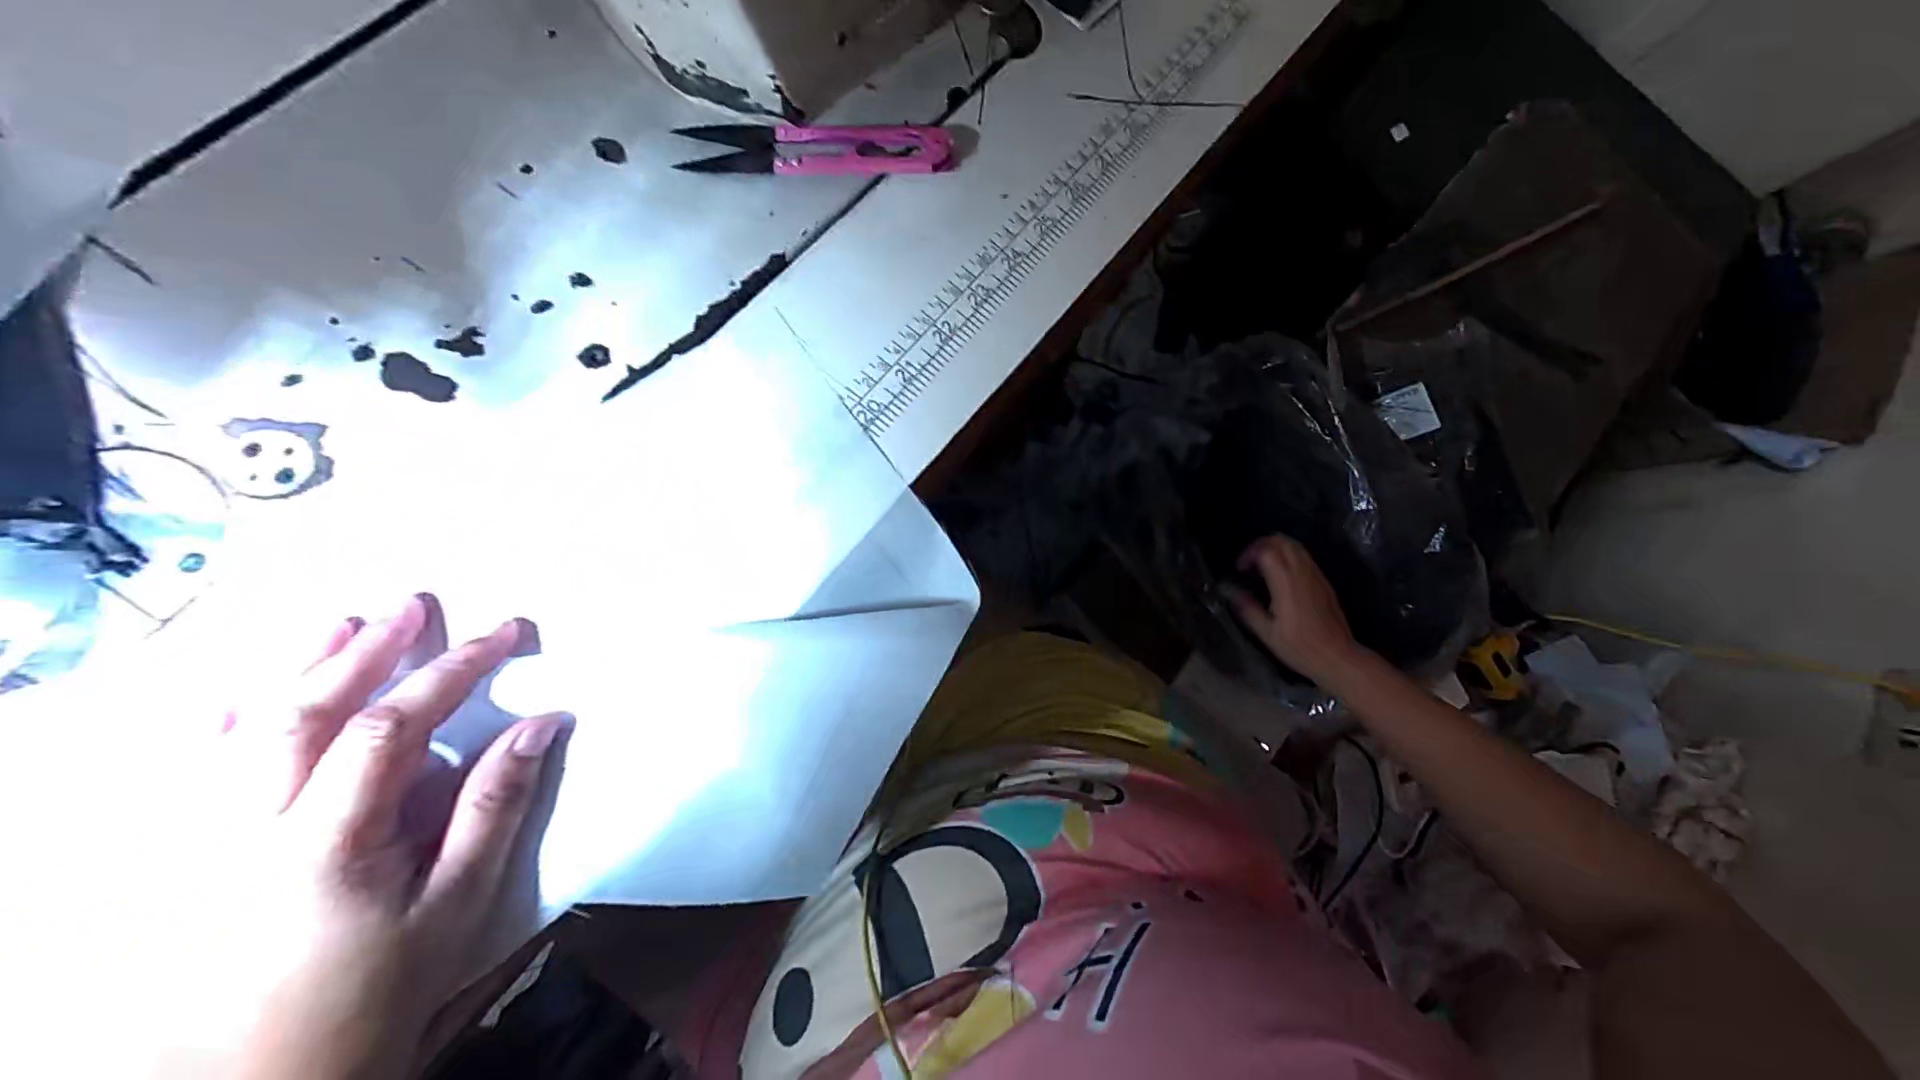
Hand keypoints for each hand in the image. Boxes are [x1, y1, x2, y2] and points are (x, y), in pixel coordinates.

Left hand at [174, 595, 568, 1079]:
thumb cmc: (373, 998)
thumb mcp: (456, 906)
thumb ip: (495, 807)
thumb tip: (540, 725)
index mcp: (325, 845)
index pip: (389, 728)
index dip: (451, 671)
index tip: (503, 634)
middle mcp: (249, 834)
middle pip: (305, 715)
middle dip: (367, 653)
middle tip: (413, 607)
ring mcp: (203, 848)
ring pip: (242, 737)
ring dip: (298, 671)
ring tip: (345, 624)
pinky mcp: (181, 867)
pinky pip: (191, 779)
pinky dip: (222, 726)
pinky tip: (244, 698)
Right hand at [1222, 534, 1366, 684]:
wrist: (1338, 658)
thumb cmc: (1299, 649)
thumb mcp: (1266, 633)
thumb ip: (1247, 607)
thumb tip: (1229, 589)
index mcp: (1287, 586)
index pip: (1268, 551)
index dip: (1250, 552)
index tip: (1241, 568)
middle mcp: (1303, 575)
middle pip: (1283, 542)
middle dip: (1262, 544)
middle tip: (1249, 562)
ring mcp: (1317, 577)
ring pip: (1297, 547)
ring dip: (1277, 548)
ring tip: (1263, 566)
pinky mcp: (1325, 583)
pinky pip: (1306, 558)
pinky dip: (1289, 556)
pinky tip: (1281, 575)